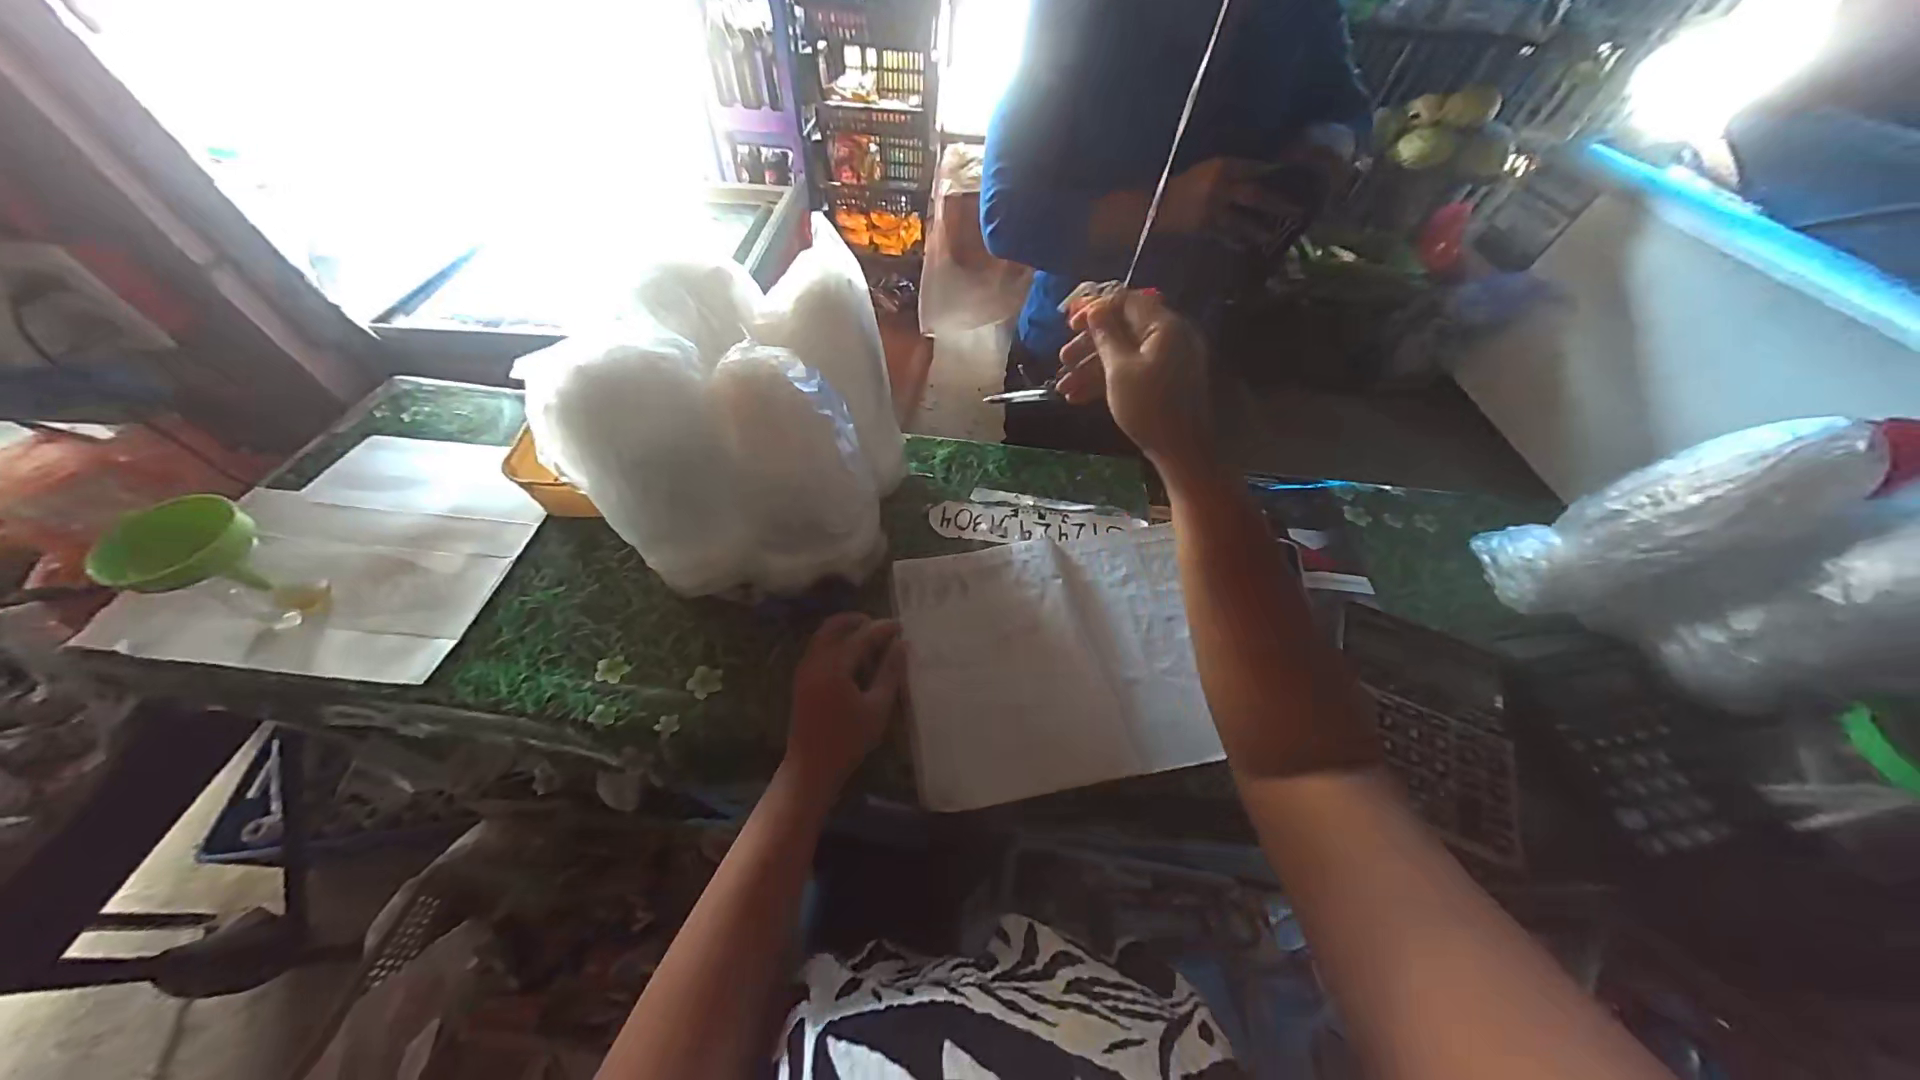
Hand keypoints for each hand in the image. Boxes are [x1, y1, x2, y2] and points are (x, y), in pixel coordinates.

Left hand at [783, 612, 907, 796]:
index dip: (882, 629)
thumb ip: (890, 673)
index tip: (901, 625)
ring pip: (824, 636)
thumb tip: (902, 646)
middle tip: (881, 626)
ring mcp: (805, 670)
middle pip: (834, 627)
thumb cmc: (848, 740)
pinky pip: (819, 649)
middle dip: (858, 621)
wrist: (811, 768)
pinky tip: (854, 657)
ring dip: (846, 631)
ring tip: (870, 639)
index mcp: (834, 667)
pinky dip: (836, 643)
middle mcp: (815, 661)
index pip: (861, 637)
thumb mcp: (877, 708)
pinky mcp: (802, 680)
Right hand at [1055, 290, 1212, 468]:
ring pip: (1123, 354)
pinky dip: (1105, 381)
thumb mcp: (1120, 370)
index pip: (1126, 302)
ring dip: (1090, 368)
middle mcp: (1169, 337)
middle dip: (1088, 345)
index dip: (1095, 309)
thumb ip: (1106, 335)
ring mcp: (1167, 361)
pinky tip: (1078, 398)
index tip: (1069, 324)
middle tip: (1062, 360)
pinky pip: (1131, 371)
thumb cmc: (1149, 407)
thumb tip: (1095, 309)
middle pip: (1122, 329)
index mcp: (1164, 326)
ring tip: (1063, 388)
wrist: (1181, 452)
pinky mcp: (1162, 383)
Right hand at [1158, 157, 1307, 248]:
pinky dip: (1237, 240)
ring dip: (1260, 229)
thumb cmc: (1181, 186)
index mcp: (1221, 167)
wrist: (1155, 207)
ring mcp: (1213, 210)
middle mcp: (1221, 188)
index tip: (1294, 175)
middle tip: (1298, 211)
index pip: (1254, 168)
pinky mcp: (1205, 229)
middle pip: (1255, 196)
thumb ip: (1230, 172)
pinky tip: (1247, 244)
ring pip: (1243, 220)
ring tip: (1274, 236)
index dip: (1275, 171)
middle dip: (1277, 204)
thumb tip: (1262, 174)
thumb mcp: (1207, 170)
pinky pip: (1226, 235)